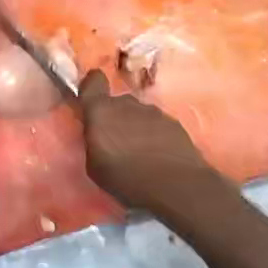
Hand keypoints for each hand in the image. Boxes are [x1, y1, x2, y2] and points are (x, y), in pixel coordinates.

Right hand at [79, 71, 223, 212]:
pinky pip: (158, 125)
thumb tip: (97, 134)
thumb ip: (93, 141)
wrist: (175, 186)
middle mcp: (127, 104)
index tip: (91, 99)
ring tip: (140, 153)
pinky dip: (156, 136)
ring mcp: (154, 112)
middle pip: (118, 102)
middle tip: (116, 141)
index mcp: (101, 110)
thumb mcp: (94, 165)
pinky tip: (159, 157)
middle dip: (115, 117)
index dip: (92, 86)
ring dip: (136, 127)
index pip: (93, 81)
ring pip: (139, 114)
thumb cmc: (124, 177)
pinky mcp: (175, 124)